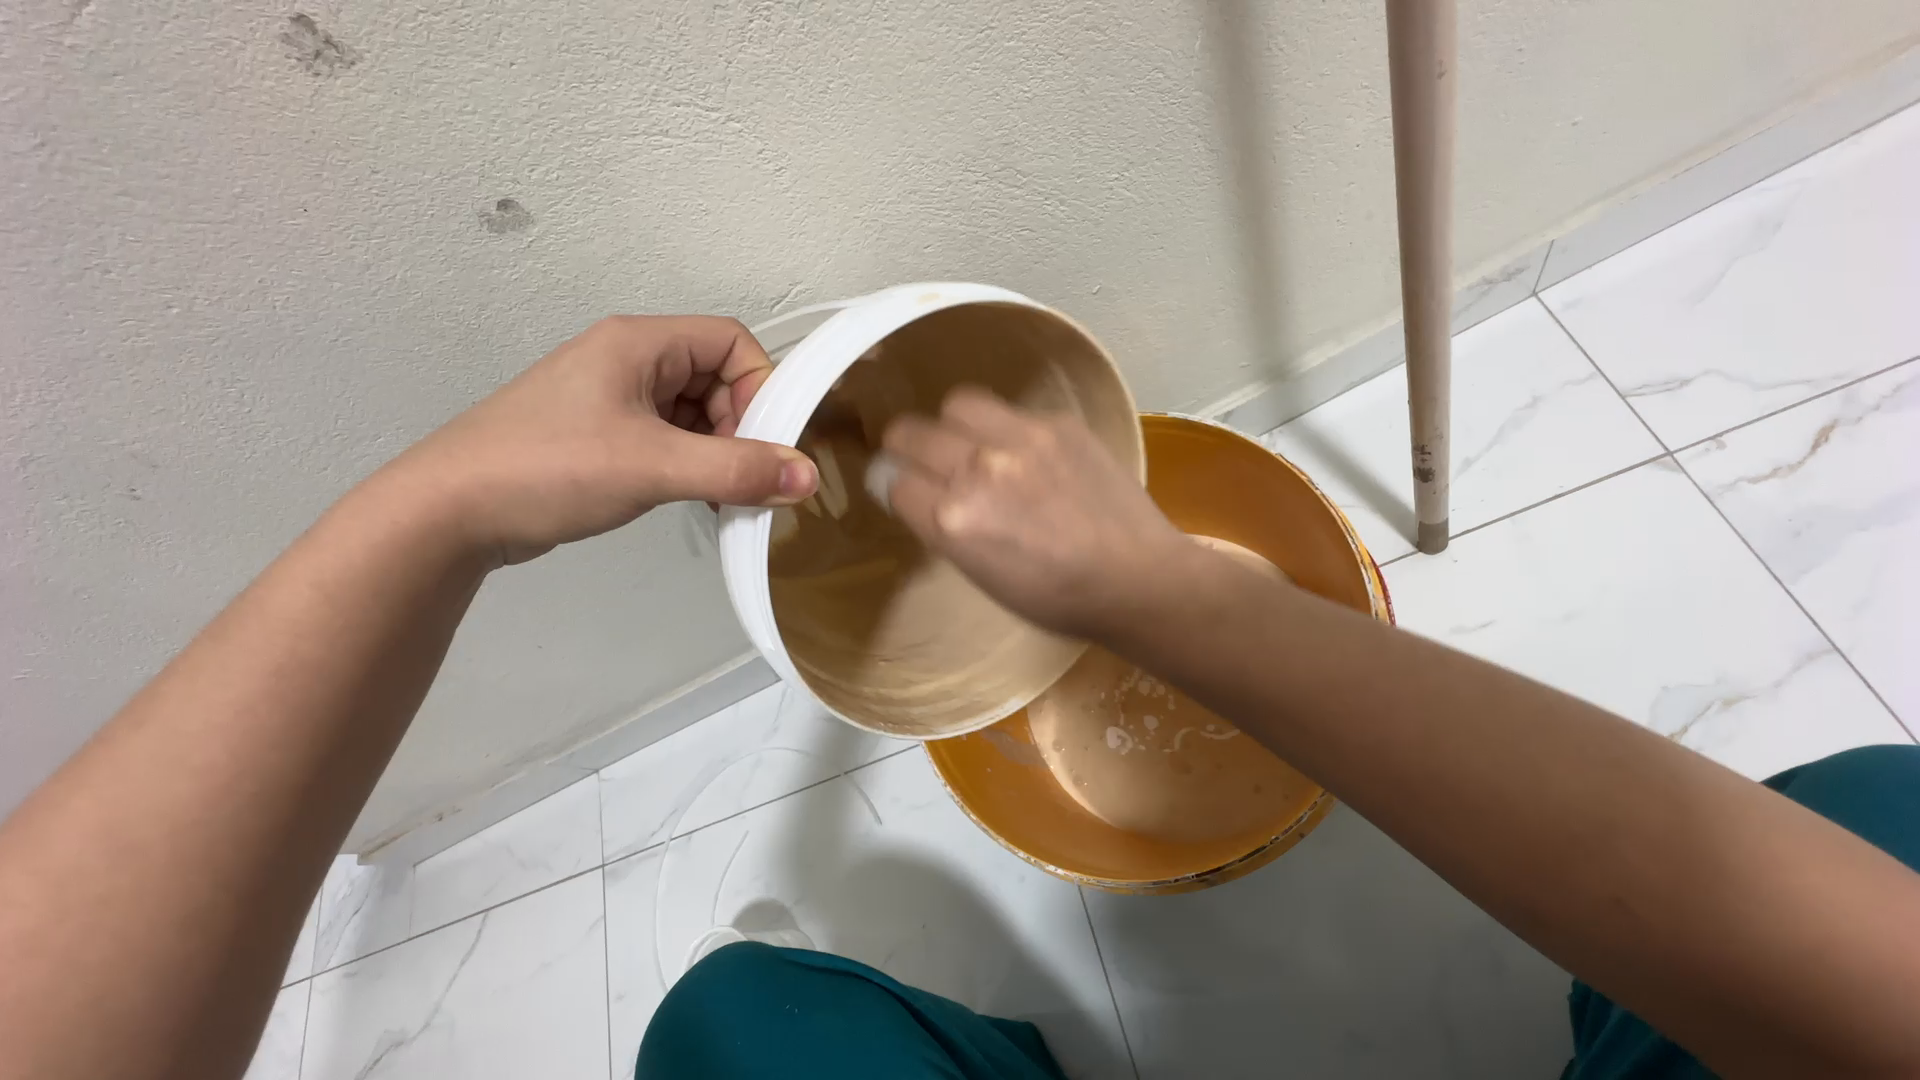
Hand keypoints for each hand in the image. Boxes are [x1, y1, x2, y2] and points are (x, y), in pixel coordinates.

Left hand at [378, 315, 817, 563]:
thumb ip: (735, 471)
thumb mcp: (653, 467)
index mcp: (640, 343)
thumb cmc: (550, 468)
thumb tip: (808, 476)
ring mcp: (614, 400)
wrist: (448, 512)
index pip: (731, 343)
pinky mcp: (604, 436)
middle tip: (740, 477)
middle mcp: (630, 362)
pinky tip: (693, 499)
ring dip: (718, 452)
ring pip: (695, 414)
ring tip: (718, 495)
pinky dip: (692, 466)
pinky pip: (671, 439)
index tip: (763, 442)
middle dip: (740, 428)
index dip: (760, 387)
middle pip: (717, 379)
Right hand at [882, 388, 1193, 641]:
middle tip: (921, 458)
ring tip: (972, 444)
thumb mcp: (980, 575)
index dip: (893, 486)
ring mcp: (1021, 439)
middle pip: (909, 432)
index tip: (904, 488)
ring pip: (957, 405)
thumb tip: (920, 493)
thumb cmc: (1055, 598)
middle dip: (905, 448)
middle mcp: (978, 469)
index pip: (892, 481)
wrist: (1136, 578)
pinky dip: (1007, 430)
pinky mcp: (1059, 423)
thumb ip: (943, 527)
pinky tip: (1028, 455)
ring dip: (953, 425)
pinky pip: (1011, 411)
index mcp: (953, 520)